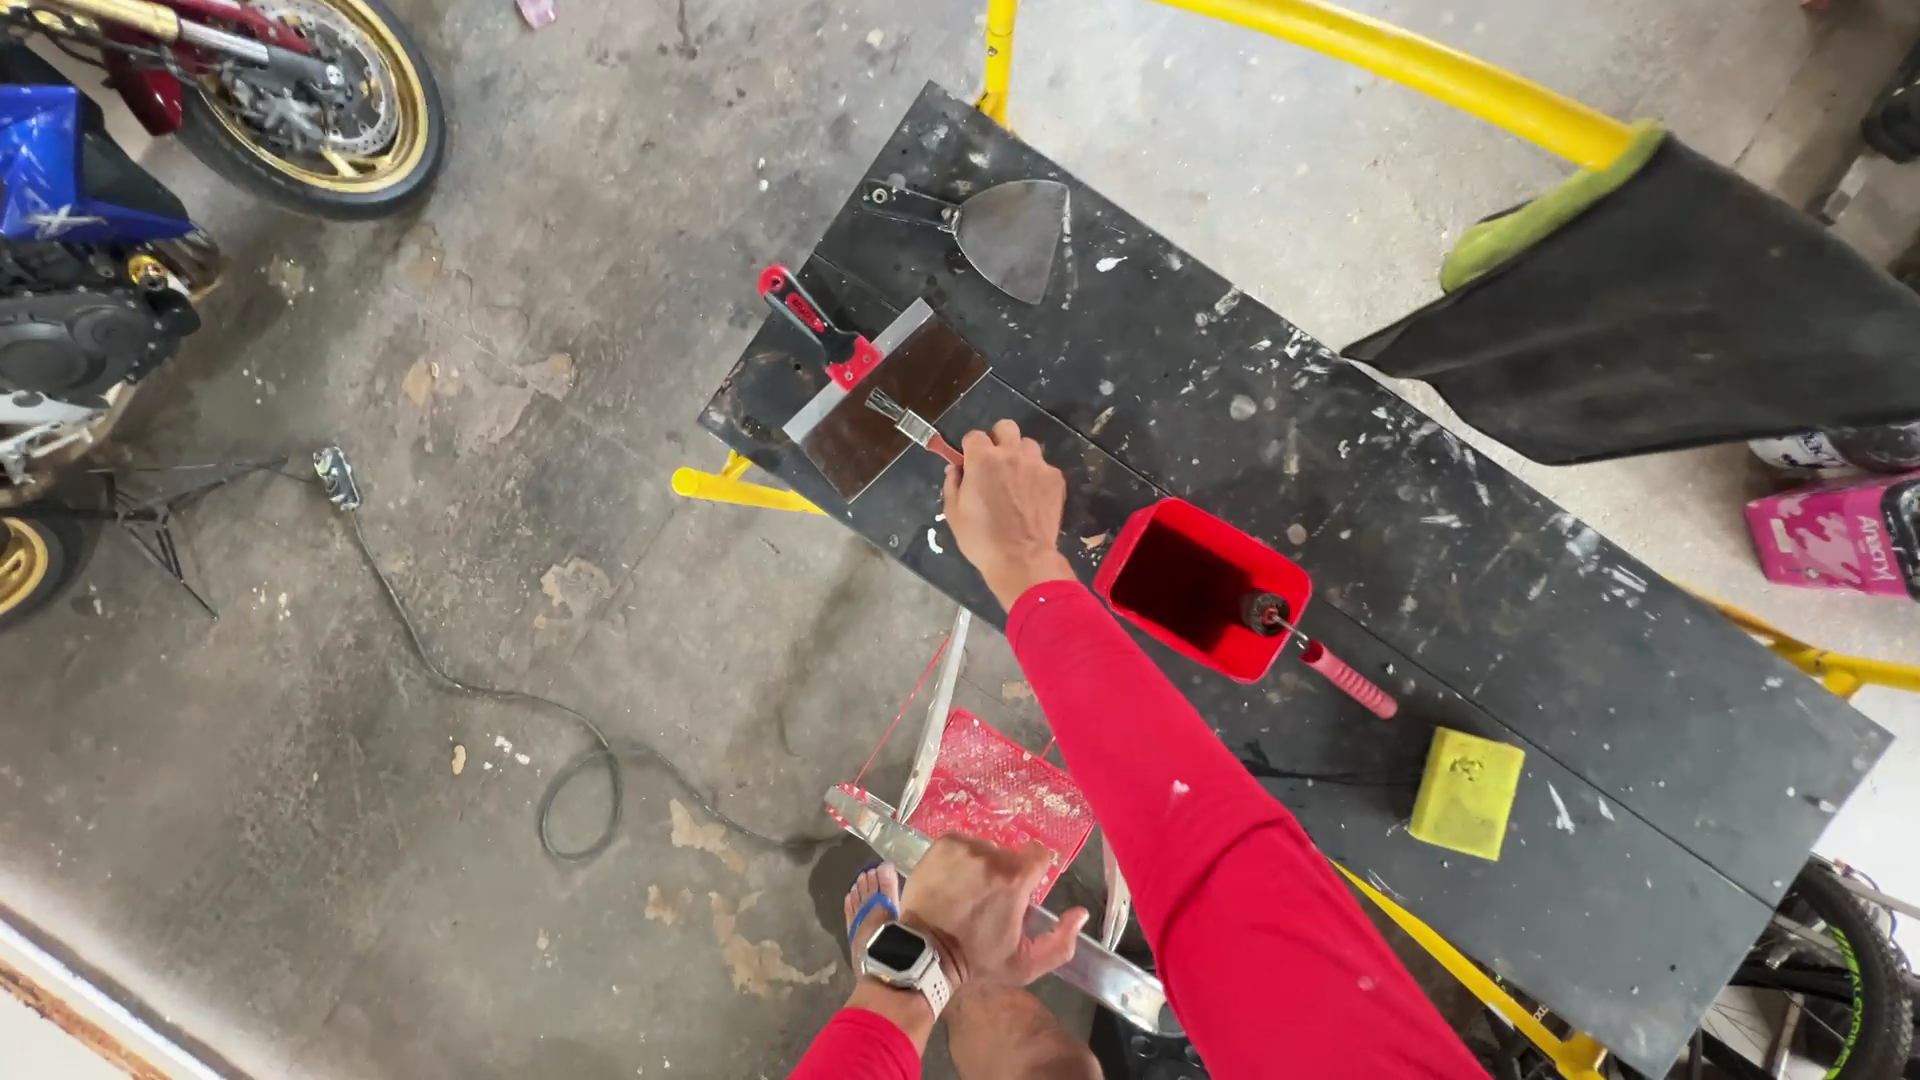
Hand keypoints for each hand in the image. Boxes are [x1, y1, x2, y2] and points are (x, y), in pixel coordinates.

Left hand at [899, 835, 1088, 989]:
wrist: (926, 952)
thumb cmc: (977, 960)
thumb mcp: (1026, 964)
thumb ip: (1061, 942)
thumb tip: (1081, 913)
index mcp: (1015, 879)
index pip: (1039, 854)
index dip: (1034, 870)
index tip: (1023, 887)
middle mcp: (991, 855)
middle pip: (1009, 855)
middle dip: (1005, 873)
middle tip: (990, 899)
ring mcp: (965, 847)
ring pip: (984, 849)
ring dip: (981, 866)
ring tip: (967, 892)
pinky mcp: (943, 843)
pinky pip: (961, 844)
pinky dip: (960, 859)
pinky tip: (952, 881)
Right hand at [943, 419, 1075, 608]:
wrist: (1022, 558)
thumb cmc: (981, 538)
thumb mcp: (954, 513)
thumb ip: (952, 484)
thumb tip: (955, 468)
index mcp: (982, 459)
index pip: (974, 436)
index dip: (970, 449)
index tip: (970, 464)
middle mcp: (1011, 454)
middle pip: (1005, 427)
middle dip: (998, 440)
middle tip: (994, 463)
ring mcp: (1037, 464)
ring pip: (1028, 445)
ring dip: (1020, 455)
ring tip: (1016, 478)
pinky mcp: (1055, 478)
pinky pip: (1044, 466)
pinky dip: (1036, 475)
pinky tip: (1032, 495)